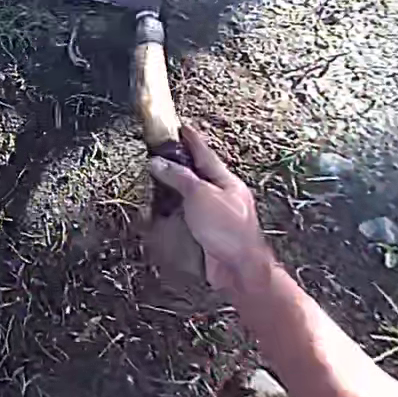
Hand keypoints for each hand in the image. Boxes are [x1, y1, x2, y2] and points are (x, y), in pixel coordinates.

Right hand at [147, 124, 275, 292]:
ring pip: (190, 196)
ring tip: (157, 179)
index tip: (180, 126)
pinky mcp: (207, 233)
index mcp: (225, 181)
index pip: (204, 153)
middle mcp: (221, 195)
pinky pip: (187, 216)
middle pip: (197, 174)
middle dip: (181, 163)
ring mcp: (215, 215)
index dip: (191, 139)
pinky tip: (163, 211)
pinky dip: (173, 211)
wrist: (240, 270)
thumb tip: (157, 162)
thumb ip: (179, 177)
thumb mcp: (201, 195)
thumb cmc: (227, 228)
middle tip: (162, 151)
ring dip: (174, 189)